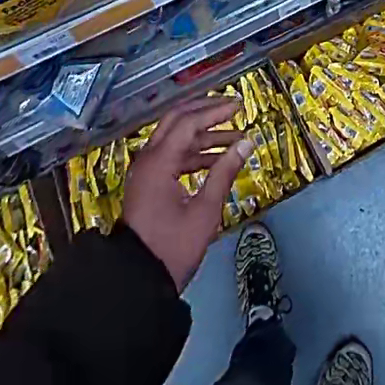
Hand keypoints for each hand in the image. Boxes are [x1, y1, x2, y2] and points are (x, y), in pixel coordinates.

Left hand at [121, 98, 251, 290]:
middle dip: (205, 111)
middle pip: (177, 120)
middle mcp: (148, 158)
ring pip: (175, 138)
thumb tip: (246, 143)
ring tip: (235, 139)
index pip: (189, 122)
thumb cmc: (173, 247)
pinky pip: (173, 156)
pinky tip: (219, 160)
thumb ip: (224, 172)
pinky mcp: (149, 181)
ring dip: (204, 135)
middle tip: (232, 108)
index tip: (238, 106)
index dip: (215, 111)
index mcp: (159, 161)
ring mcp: (146, 169)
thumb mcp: (205, 211)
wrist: (138, 279)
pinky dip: (195, 153)